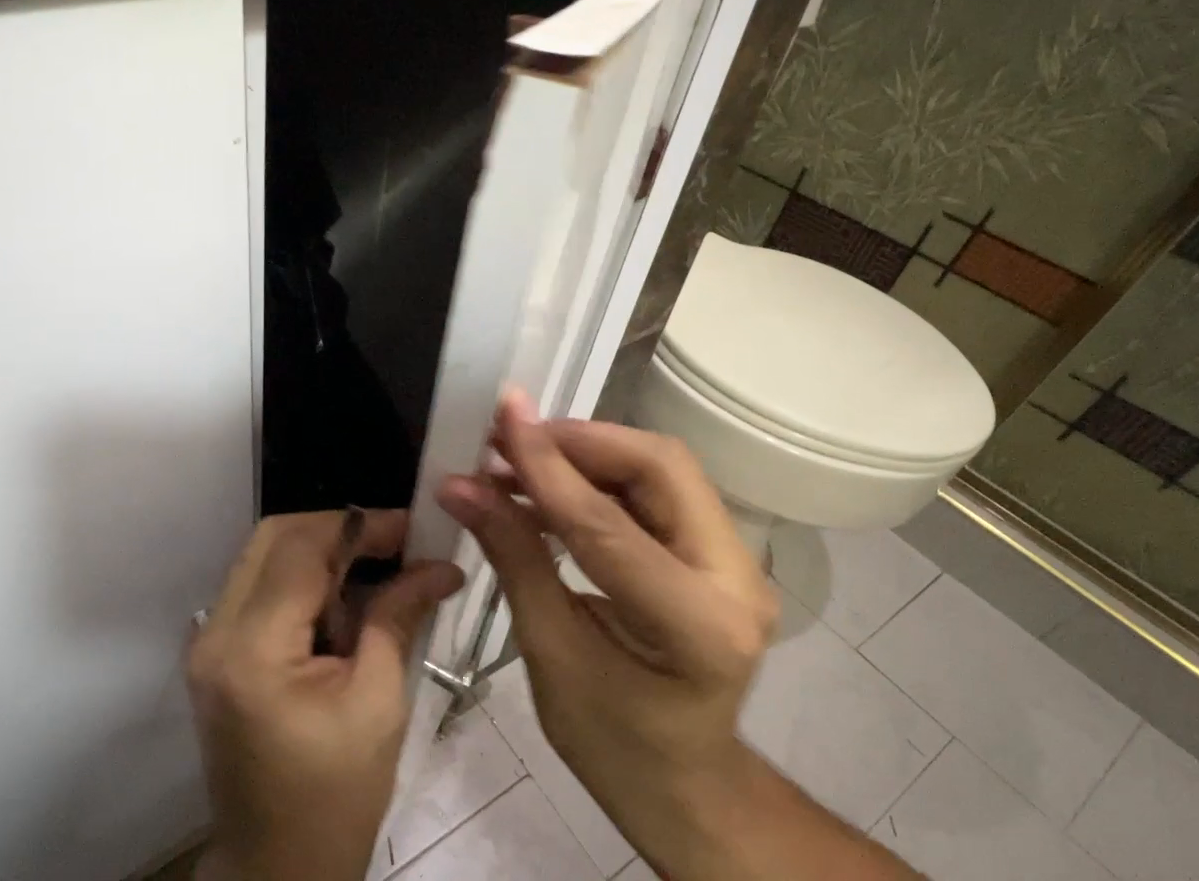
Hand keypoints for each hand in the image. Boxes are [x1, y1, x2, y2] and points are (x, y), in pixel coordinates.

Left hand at [187, 509, 464, 880]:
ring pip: (261, 558)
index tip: (412, 527)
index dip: (359, 526)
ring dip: (318, 552)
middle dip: (336, 530)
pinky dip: (300, 580)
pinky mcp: (215, 654)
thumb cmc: (336, 796)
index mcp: (253, 649)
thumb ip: (396, 618)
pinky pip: (257, 589)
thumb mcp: (378, 703)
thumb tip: (439, 564)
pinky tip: (342, 601)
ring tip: (376, 569)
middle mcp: (216, 632)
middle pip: (271, 539)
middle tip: (394, 545)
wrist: (278, 865)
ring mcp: (207, 642)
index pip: (301, 550)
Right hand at [438, 392, 780, 873]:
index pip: (609, 523)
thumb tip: (460, 486)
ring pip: (662, 470)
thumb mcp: (550, 650)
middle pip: (660, 468)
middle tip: (507, 437)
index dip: (547, 466)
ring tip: (516, 456)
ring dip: (587, 453)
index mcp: (697, 625)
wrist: (679, 779)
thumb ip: (514, 556)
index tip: (501, 418)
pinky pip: (659, 491)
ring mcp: (738, 561)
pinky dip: (600, 476)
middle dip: (578, 441)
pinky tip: (548, 483)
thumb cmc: (610, 740)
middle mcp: (737, 579)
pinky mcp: (720, 552)